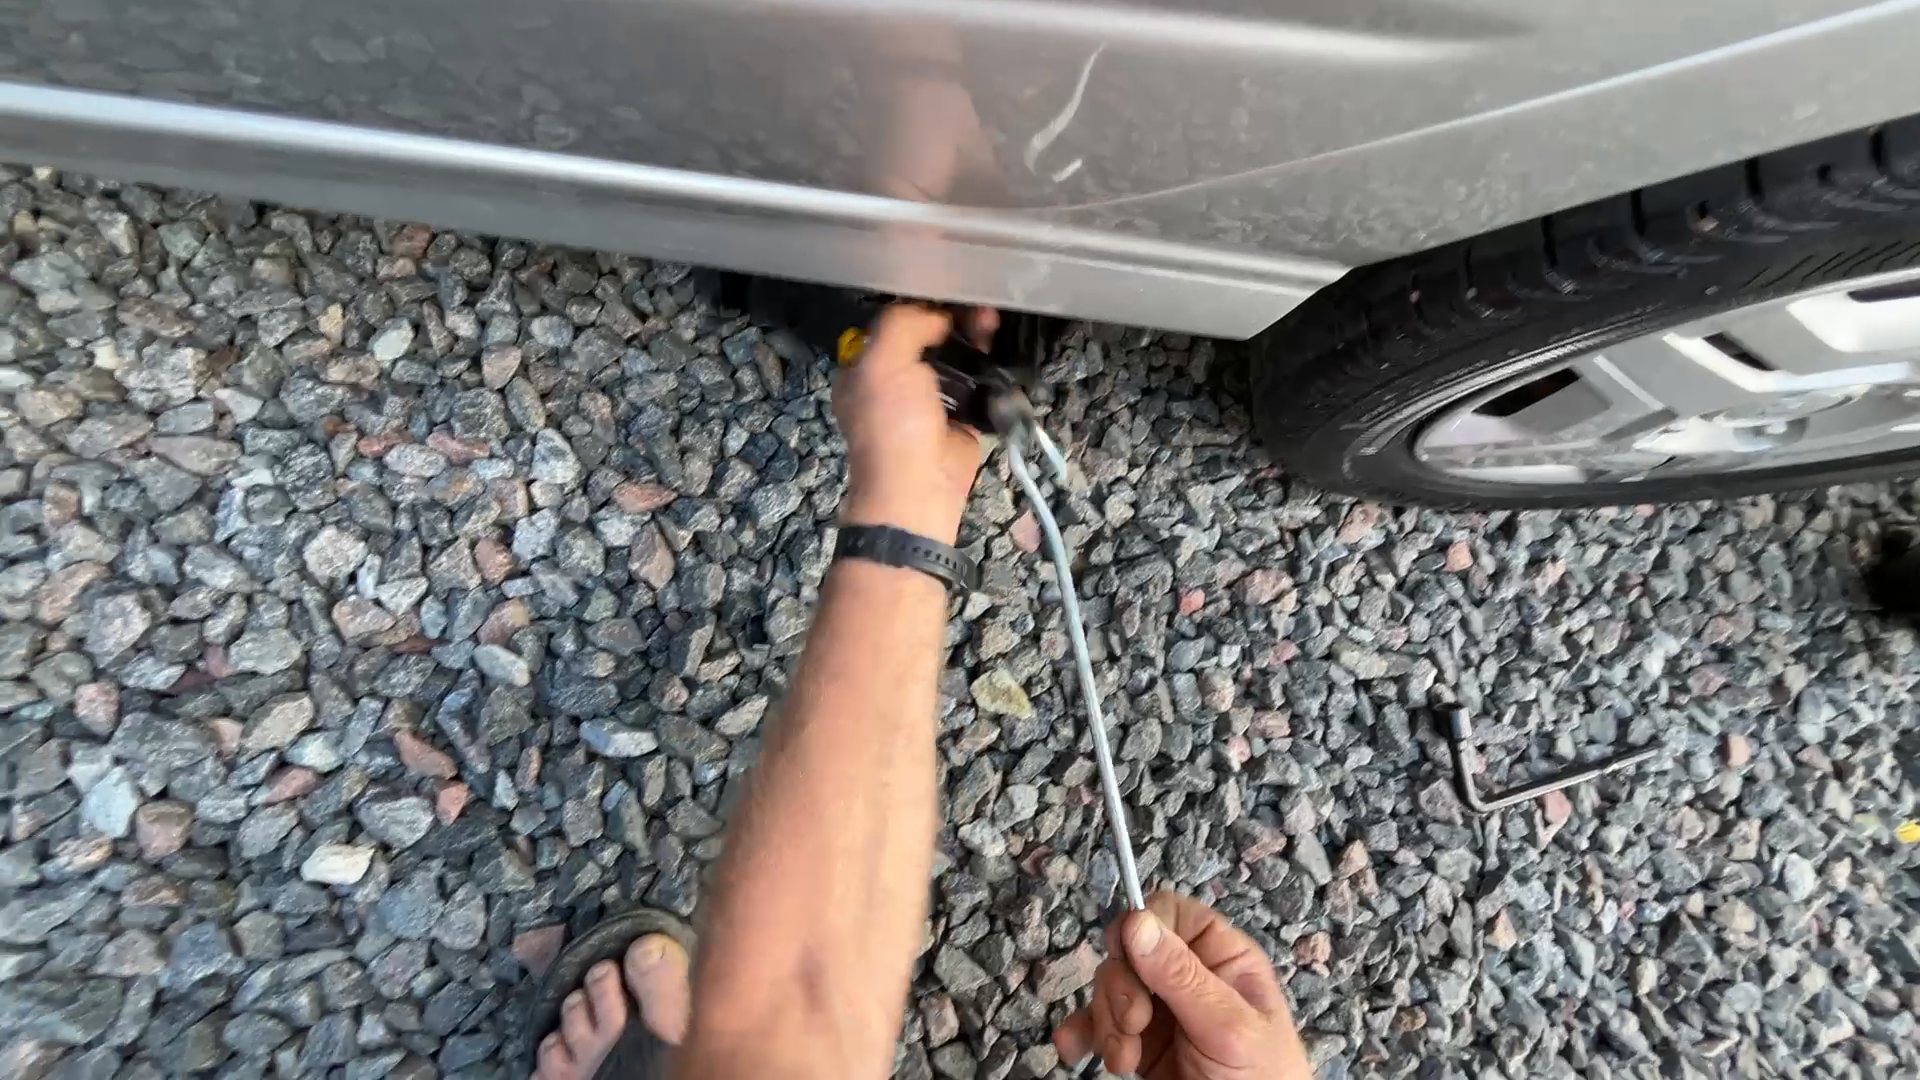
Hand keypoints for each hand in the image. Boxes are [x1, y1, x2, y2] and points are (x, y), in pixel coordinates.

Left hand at [832, 304, 987, 545]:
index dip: (920, 304)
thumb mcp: (882, 364)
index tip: (947, 291)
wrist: (920, 488)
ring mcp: (929, 400)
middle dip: (954, 319)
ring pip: (955, 357)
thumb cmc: (892, 426)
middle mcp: (896, 382)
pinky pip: (975, 385)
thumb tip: (936, 315)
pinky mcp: (959, 417)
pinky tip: (997, 350)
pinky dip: (988, 368)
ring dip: (974, 338)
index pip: (893, 323)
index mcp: (865, 369)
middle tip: (978, 308)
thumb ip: (903, 325)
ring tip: (991, 323)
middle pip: (928, 337)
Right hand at [1054, 892, 1311, 1079]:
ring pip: (1111, 985)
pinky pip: (1098, 1022)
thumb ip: (1181, 975)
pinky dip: (1082, 1032)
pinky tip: (1072, 1047)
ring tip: (1122, 1059)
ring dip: (1105, 1019)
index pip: (1169, 913)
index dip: (1143, 927)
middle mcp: (1187, 976)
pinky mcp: (1140, 1044)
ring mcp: (1161, 1010)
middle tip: (1135, 1023)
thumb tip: (1134, 920)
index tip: (1130, 955)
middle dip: (1121, 987)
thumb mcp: (1228, 1028)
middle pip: (1130, 950)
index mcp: (1220, 956)